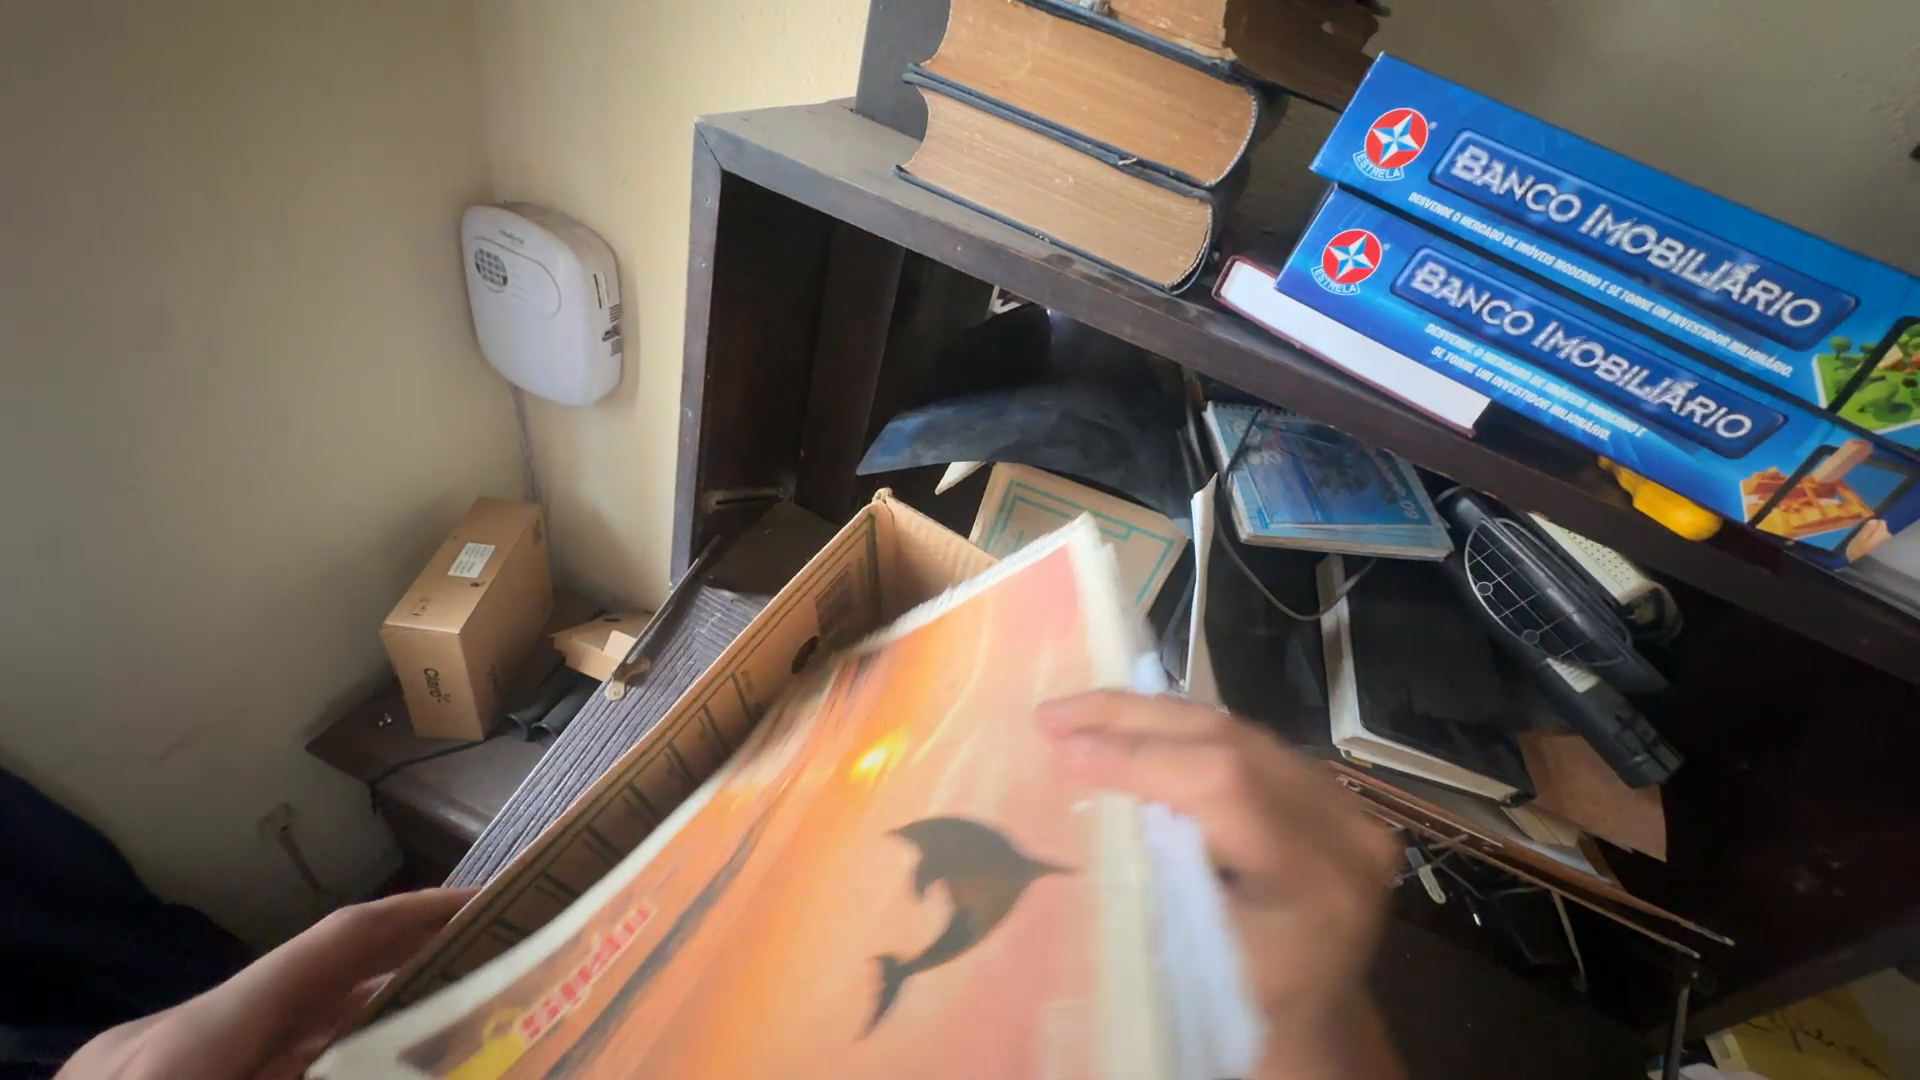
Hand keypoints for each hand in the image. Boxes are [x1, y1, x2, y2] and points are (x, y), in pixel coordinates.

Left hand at [57, 887, 474, 1079]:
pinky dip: (305, 1057)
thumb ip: (332, 1069)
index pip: (334, 943)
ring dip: (354, 1023)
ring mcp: (135, 1068)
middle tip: (481, 973)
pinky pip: (245, 1057)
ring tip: (424, 1026)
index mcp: (185, 1050)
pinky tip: (347, 1069)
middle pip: (310, 980)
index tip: (494, 903)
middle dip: (400, 972)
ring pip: (276, 1023)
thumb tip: (420, 1054)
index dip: (421, 913)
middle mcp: (161, 1041)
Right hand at [1037, 692, 1402, 1079]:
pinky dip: (1171, 726)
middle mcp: (1342, 824)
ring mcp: (1337, 796)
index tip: (1064, 754)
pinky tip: (1122, 721)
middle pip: (1225, 740)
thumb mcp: (1192, 956)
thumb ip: (1152, 871)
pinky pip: (1235, 735)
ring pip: (1227, 725)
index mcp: (1321, 880)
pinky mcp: (1317, 782)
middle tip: (1053, 717)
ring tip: (1075, 712)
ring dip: (1142, 714)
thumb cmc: (1244, 1003)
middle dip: (1127, 720)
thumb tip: (1085, 786)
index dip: (1139, 759)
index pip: (1225, 786)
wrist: (1312, 1011)